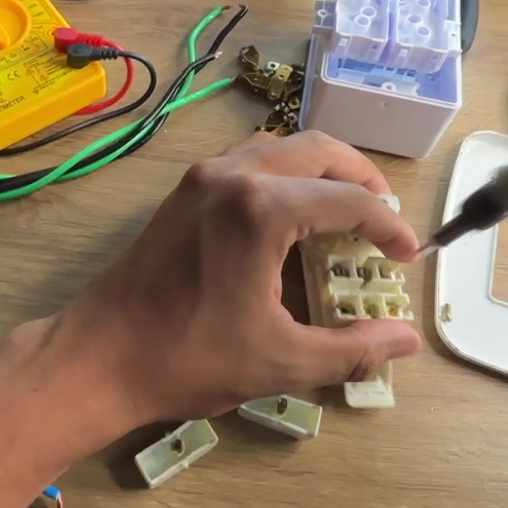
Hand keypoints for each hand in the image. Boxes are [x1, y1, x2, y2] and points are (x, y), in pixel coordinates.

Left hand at [40, 131, 422, 428]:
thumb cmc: (188, 357)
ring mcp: (203, 176)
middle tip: (385, 220)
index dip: (388, 226)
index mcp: (259, 208)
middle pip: (318, 150)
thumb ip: (353, 348)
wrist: (100, 355)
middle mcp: (233, 174)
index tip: (407, 257)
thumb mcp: (280, 360)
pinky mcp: (185, 189)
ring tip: (345, 212)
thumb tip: (406, 338)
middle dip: (361, 179)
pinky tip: (293, 216)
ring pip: (281, 146)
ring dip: (321, 170)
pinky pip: (249, 159)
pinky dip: (284, 174)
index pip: (348, 200)